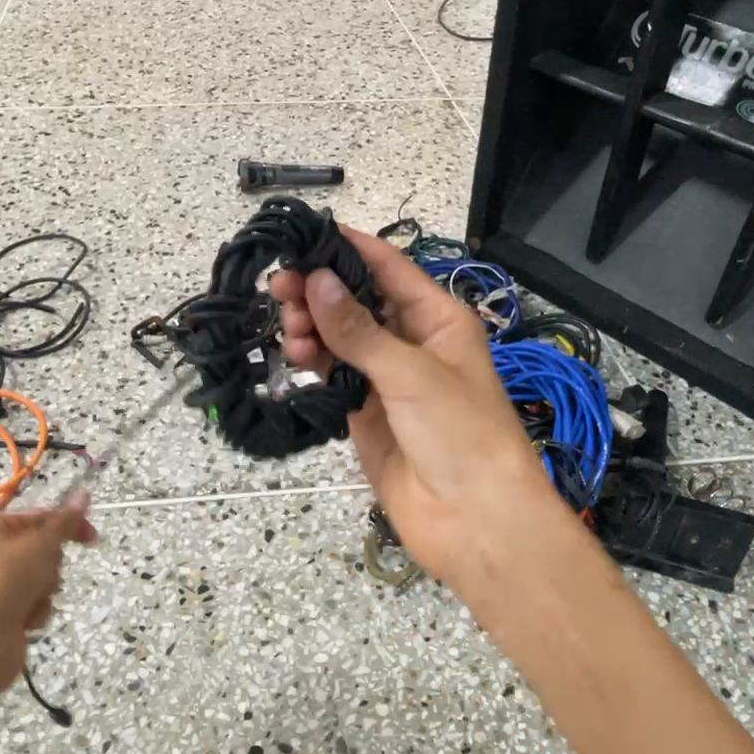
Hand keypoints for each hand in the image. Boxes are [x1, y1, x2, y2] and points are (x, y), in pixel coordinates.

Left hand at [0, 494, 96, 687]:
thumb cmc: (3, 580)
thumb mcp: (40, 544)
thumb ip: (64, 521)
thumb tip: (84, 493)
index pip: (38, 516)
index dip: (67, 525)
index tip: (93, 538)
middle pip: (40, 548)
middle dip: (50, 564)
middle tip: (43, 572)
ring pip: (40, 577)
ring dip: (44, 588)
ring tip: (31, 600)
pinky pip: (32, 603)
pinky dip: (35, 610)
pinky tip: (25, 620)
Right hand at [269, 227, 565, 585]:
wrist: (474, 519)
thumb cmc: (458, 431)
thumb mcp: (411, 372)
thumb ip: (358, 329)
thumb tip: (314, 279)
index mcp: (439, 319)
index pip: (390, 269)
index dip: (349, 248)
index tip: (303, 234)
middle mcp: (412, 342)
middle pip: (359, 302)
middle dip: (320, 291)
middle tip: (279, 288)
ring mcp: (387, 379)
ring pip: (341, 338)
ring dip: (312, 327)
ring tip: (287, 326)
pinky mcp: (365, 413)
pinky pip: (334, 375)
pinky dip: (313, 362)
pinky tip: (295, 355)